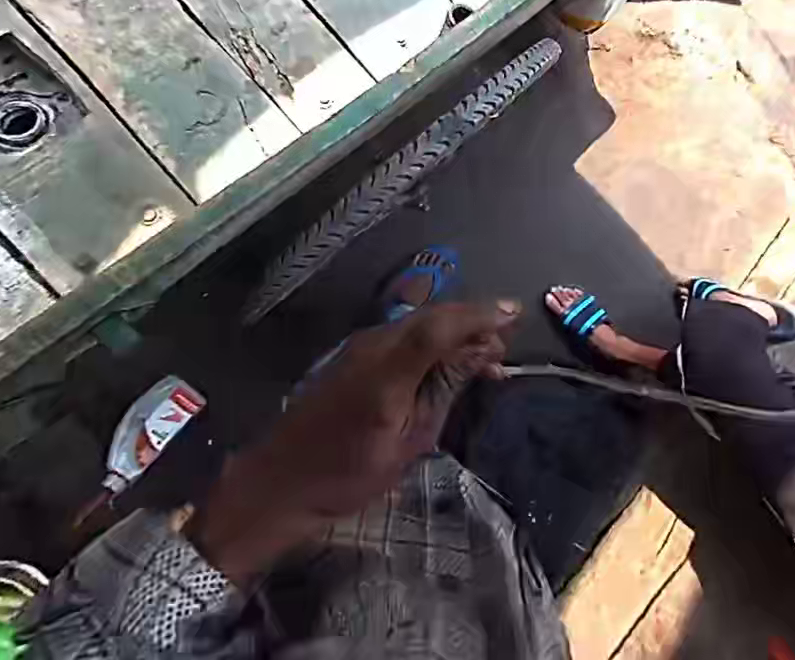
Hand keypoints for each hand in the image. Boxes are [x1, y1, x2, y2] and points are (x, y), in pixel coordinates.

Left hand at [187, 299, 519, 584]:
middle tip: (509, 337)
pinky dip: (436, 339)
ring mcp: (363, 344)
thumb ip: (444, 390)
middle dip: (475, 319)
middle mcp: (374, 344)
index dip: (479, 315)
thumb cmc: (347, 475)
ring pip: (421, 322)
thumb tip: (480, 352)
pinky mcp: (358, 352)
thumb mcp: (408, 442)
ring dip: (457, 329)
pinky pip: (406, 334)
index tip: (514, 314)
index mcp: (387, 372)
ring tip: (490, 353)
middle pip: (433, 316)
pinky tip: (453, 358)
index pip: (440, 326)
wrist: (280, 481)